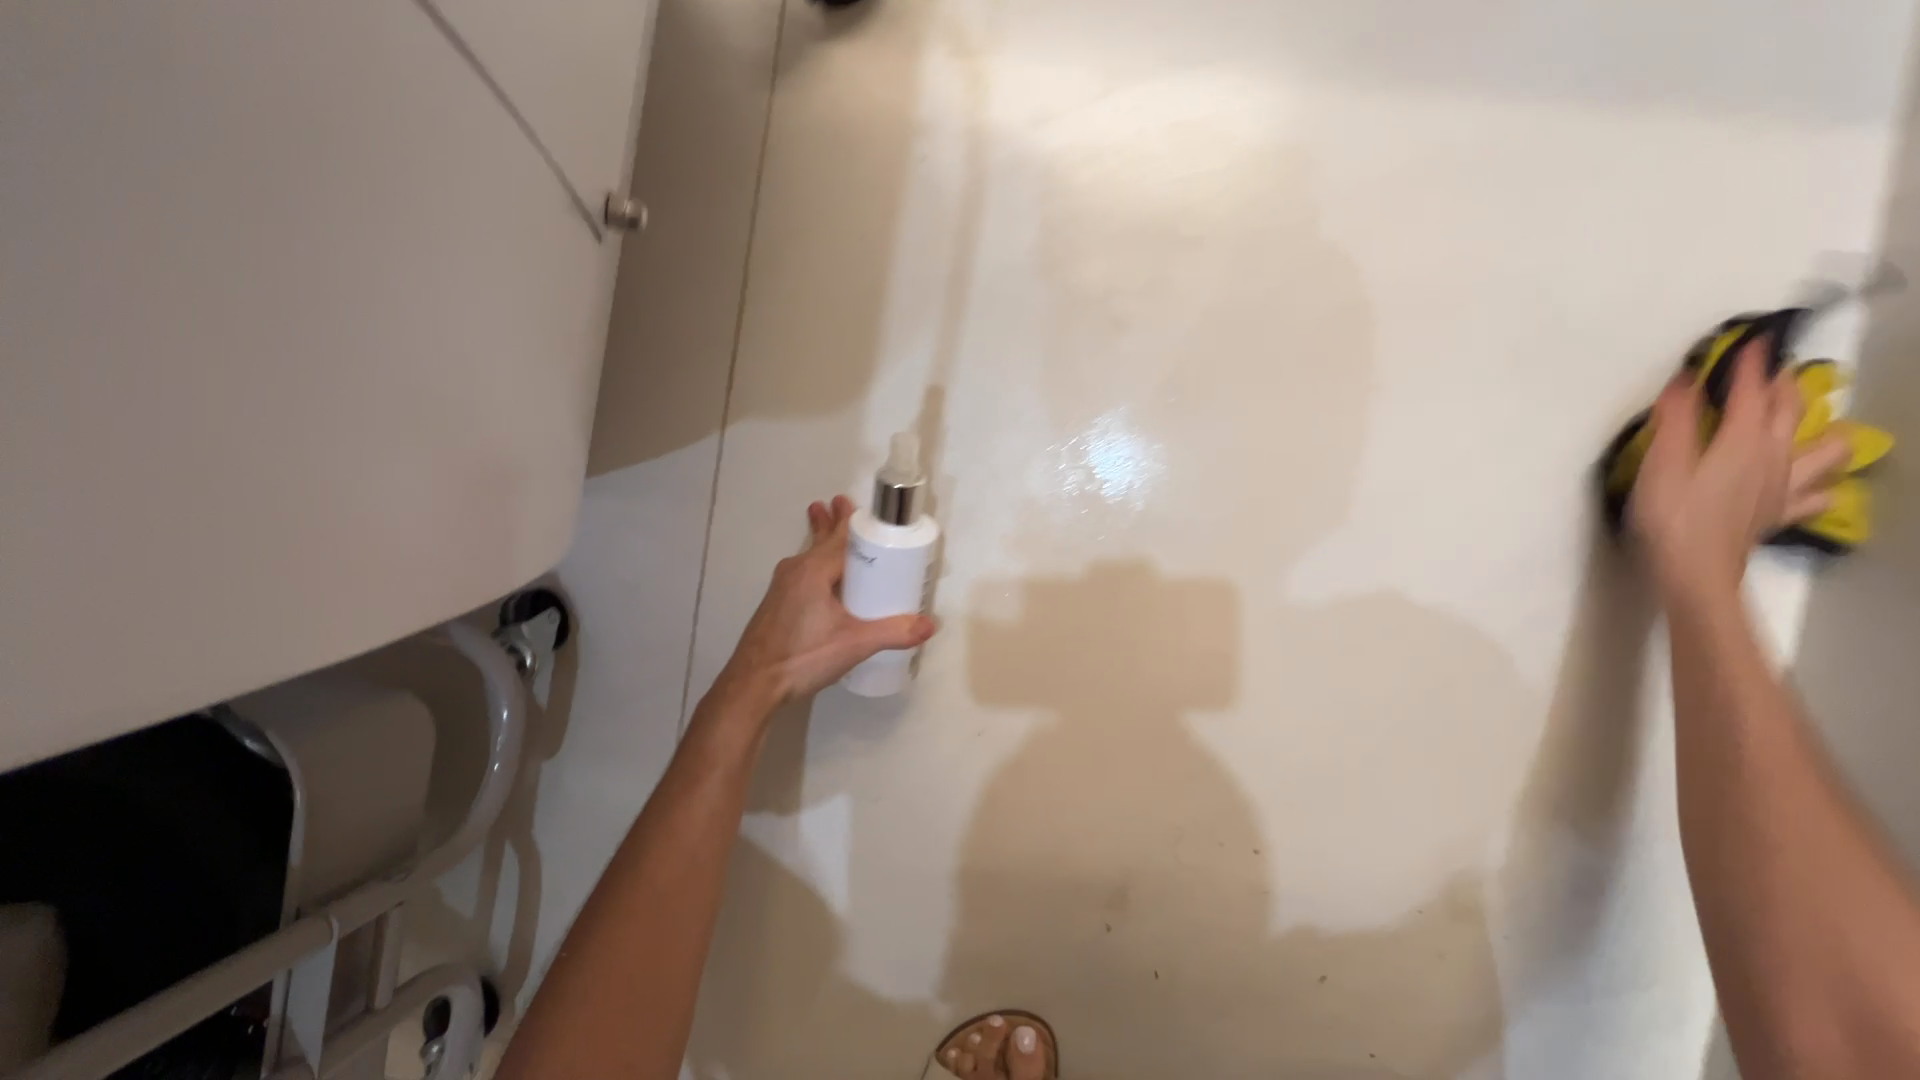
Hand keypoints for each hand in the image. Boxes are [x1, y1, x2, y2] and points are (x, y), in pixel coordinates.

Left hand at [712, 496, 936, 710]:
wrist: (754, 684)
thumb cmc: (803, 656)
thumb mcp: (855, 644)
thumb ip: (894, 632)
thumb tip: (930, 625)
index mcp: (814, 570)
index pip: (842, 537)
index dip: (857, 523)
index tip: (870, 510)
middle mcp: (796, 570)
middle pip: (822, 541)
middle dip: (835, 522)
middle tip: (842, 500)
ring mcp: (782, 586)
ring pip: (810, 556)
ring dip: (821, 539)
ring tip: (822, 518)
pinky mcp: (777, 603)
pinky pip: (804, 573)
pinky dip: (817, 564)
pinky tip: (823, 577)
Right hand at [1630, 337, 1850, 605]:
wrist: (1695, 572)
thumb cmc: (1671, 516)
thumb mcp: (1660, 464)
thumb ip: (1674, 421)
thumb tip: (1684, 380)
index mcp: (1742, 440)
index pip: (1749, 392)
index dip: (1749, 364)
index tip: (1750, 340)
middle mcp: (1772, 456)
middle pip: (1789, 412)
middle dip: (1782, 385)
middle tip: (1773, 368)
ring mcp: (1782, 486)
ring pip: (1822, 450)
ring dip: (1822, 432)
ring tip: (1813, 424)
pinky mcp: (1778, 513)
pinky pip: (1814, 495)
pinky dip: (1819, 484)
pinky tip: (1812, 483)